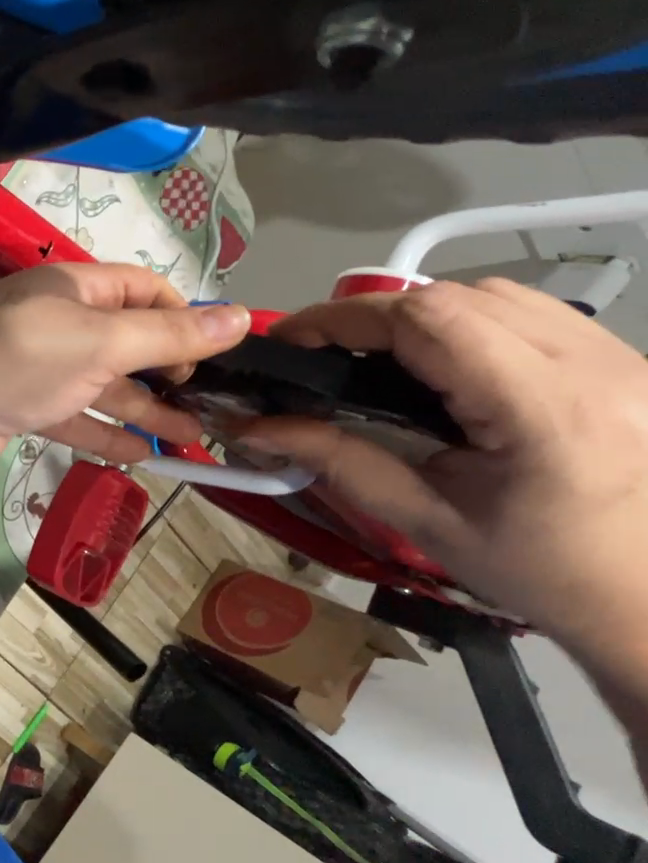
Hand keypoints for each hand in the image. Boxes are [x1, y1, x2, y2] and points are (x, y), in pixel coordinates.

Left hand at [0, 263, 251, 474]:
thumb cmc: (16, 360)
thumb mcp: (99, 340)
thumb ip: (168, 333)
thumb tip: (240, 317)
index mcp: (69, 287)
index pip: (140, 288)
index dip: (182, 316)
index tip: (217, 354)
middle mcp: (51, 321)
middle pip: (123, 340)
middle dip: (168, 371)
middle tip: (214, 407)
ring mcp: (32, 367)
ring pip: (101, 384)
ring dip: (145, 410)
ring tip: (196, 440)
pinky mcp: (16, 406)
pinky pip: (72, 417)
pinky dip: (105, 434)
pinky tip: (144, 457)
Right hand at [238, 279, 647, 649]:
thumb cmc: (540, 569)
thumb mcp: (422, 519)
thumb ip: (335, 459)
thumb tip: (250, 426)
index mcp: (548, 412)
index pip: (430, 319)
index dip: (345, 317)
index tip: (290, 341)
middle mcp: (596, 369)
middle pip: (456, 297)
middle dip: (372, 316)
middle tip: (322, 354)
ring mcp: (621, 358)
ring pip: (493, 293)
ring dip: (419, 313)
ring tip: (376, 356)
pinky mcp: (624, 361)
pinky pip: (528, 310)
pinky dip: (465, 319)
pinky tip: (440, 361)